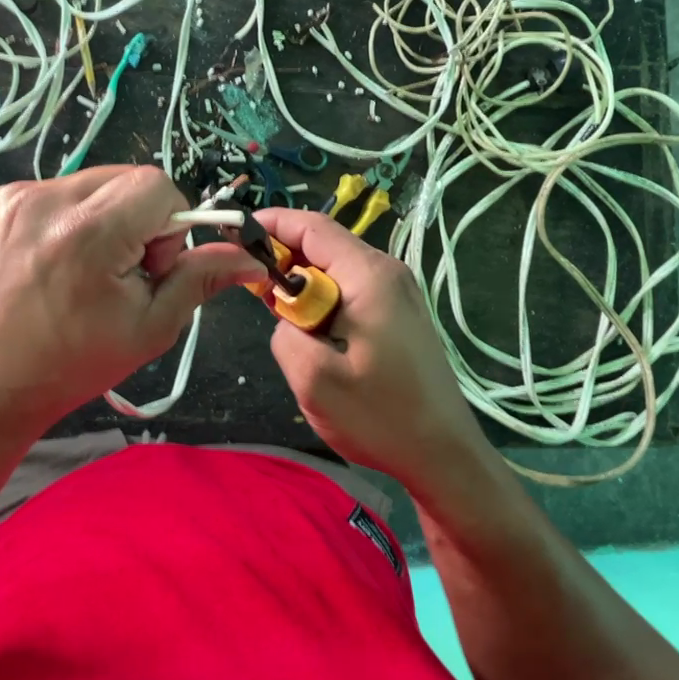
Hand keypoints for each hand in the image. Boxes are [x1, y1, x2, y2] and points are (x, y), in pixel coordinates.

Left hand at [0, 166, 261, 434]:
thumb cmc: (74, 363)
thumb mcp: (151, 328)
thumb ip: (200, 279)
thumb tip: (251, 256)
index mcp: (89, 231)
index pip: (158, 185)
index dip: (169, 226)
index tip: (149, 269)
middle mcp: (50, 199)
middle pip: (129, 179)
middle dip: (141, 220)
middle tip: (122, 273)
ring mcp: (19, 196)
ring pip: (98, 183)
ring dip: (109, 217)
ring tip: (88, 269)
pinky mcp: (1, 201)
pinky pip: (64, 191)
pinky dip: (76, 218)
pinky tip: (60, 260)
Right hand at [255, 208, 495, 494]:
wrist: (444, 455)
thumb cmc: (381, 416)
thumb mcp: (314, 379)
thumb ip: (284, 333)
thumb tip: (286, 316)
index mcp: (369, 275)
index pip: (312, 226)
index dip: (270, 224)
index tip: (234, 235)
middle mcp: (388, 272)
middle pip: (325, 245)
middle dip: (284, 260)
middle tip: (253, 293)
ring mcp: (398, 292)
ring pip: (337, 269)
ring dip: (303, 286)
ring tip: (282, 320)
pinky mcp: (400, 314)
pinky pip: (352, 290)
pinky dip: (324, 301)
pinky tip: (314, 335)